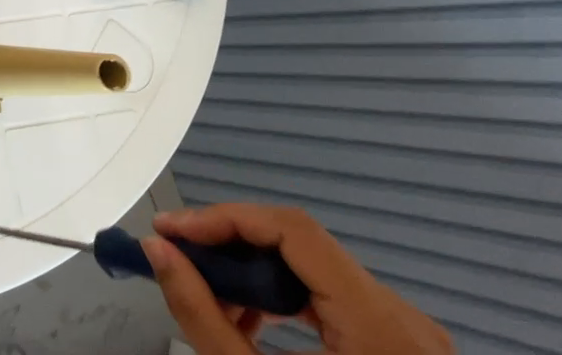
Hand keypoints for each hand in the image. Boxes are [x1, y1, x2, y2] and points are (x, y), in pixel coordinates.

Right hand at [145, 205, 451, 354]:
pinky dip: (278, 296)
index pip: (293, 231)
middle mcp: (404, 318)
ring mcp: (406, 332)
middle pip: (300, 246)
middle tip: (175, 256)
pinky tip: (245, 319)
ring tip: (205, 295)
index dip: (224, 219)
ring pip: (310, 268)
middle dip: (228, 245)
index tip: (169, 230)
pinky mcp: (397, 344)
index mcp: (381, 327)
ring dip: (248, 271)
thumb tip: (156, 248)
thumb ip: (201, 314)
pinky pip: (328, 296)